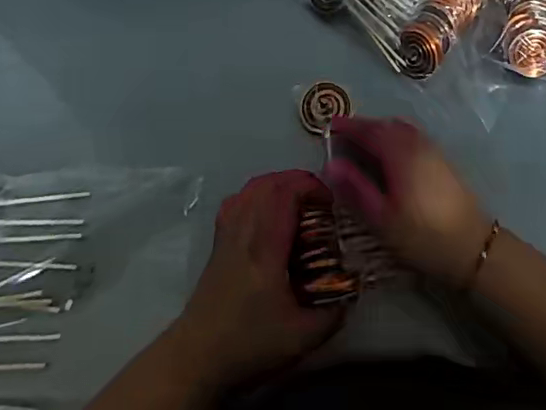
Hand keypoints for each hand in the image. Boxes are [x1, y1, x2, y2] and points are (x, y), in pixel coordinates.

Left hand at [175, 170, 342, 386]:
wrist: (192, 363)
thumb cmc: (247, 345)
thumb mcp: (301, 338)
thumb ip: (333, 314)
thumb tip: (353, 292)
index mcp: (265, 249)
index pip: (284, 194)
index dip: (311, 187)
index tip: (329, 205)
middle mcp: (244, 234)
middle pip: (268, 183)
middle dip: (299, 182)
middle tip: (319, 202)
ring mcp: (227, 237)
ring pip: (250, 189)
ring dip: (279, 186)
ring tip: (298, 205)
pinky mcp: (217, 245)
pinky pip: (237, 202)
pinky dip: (257, 196)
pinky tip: (269, 214)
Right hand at [324, 116, 494, 288]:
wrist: (470, 244)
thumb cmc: (422, 235)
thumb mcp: (382, 218)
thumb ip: (356, 189)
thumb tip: (331, 165)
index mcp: (402, 154)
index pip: (372, 131)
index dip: (350, 126)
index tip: (331, 124)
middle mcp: (419, 144)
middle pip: (388, 126)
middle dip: (365, 127)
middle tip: (342, 136)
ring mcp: (434, 149)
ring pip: (402, 129)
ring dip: (381, 130)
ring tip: (362, 144)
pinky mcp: (442, 159)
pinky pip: (413, 136)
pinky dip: (396, 136)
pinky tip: (389, 154)